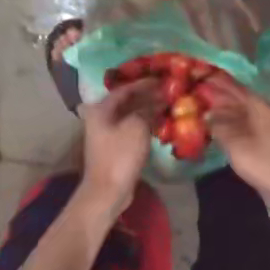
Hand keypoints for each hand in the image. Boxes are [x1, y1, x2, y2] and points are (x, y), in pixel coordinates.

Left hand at [79, 79, 163, 206]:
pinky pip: (131, 128)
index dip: (144, 83)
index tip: (163, 79)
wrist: (108, 190)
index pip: (125, 89)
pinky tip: (160, 123)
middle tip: (168, 91)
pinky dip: (145, 123)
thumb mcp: (136, 127)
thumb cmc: (120, 155)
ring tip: (168, 104)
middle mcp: (101, 117)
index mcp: (101, 109)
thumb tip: (156, 101)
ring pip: (130, 115)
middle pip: (127, 101)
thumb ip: (146, 109)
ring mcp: (107, 133)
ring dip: (147, 109)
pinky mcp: (114, 147)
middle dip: (148, 96)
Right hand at [202, 77, 269, 213]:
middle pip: (241, 101)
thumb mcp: (236, 146)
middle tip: (199, 94)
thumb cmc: (263, 164)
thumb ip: (220, 128)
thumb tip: (207, 115)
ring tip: (205, 112)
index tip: (204, 76)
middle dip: (221, 97)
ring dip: (225, 112)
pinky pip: (246, 127)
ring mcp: (269, 129)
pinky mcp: (268, 143)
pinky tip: (220, 130)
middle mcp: (266, 115)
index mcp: (261, 110)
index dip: (221, 82)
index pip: (238, 89)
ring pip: (243, 115)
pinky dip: (232, 125)